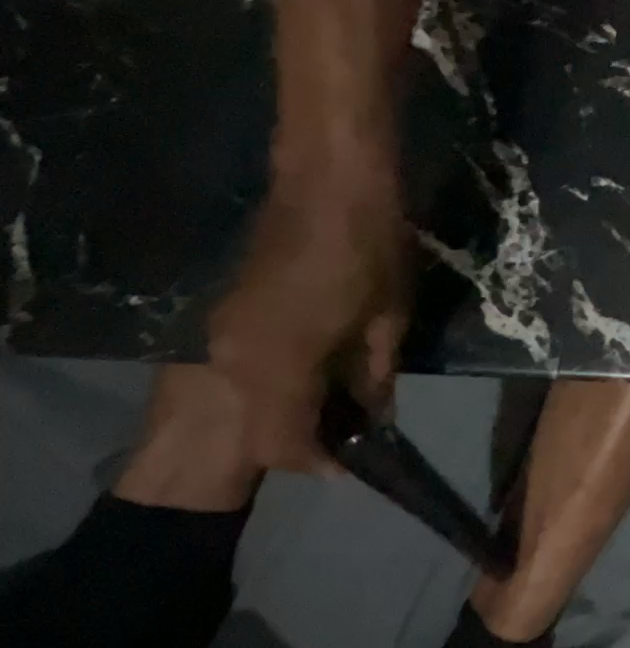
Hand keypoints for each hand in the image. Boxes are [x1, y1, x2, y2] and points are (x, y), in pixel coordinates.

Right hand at [206, 180, 408, 471]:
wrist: (328, 186)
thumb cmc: (370, 250)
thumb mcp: (389, 316)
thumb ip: (376, 371)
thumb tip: (377, 412)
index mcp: (277, 369)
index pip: (283, 443)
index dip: (319, 461)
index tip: (354, 462)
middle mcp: (235, 362)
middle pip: (261, 424)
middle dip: (306, 437)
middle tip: (353, 431)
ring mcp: (222, 336)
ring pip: (251, 397)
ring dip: (292, 407)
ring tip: (344, 401)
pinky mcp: (225, 313)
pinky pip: (248, 366)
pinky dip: (281, 379)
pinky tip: (321, 367)